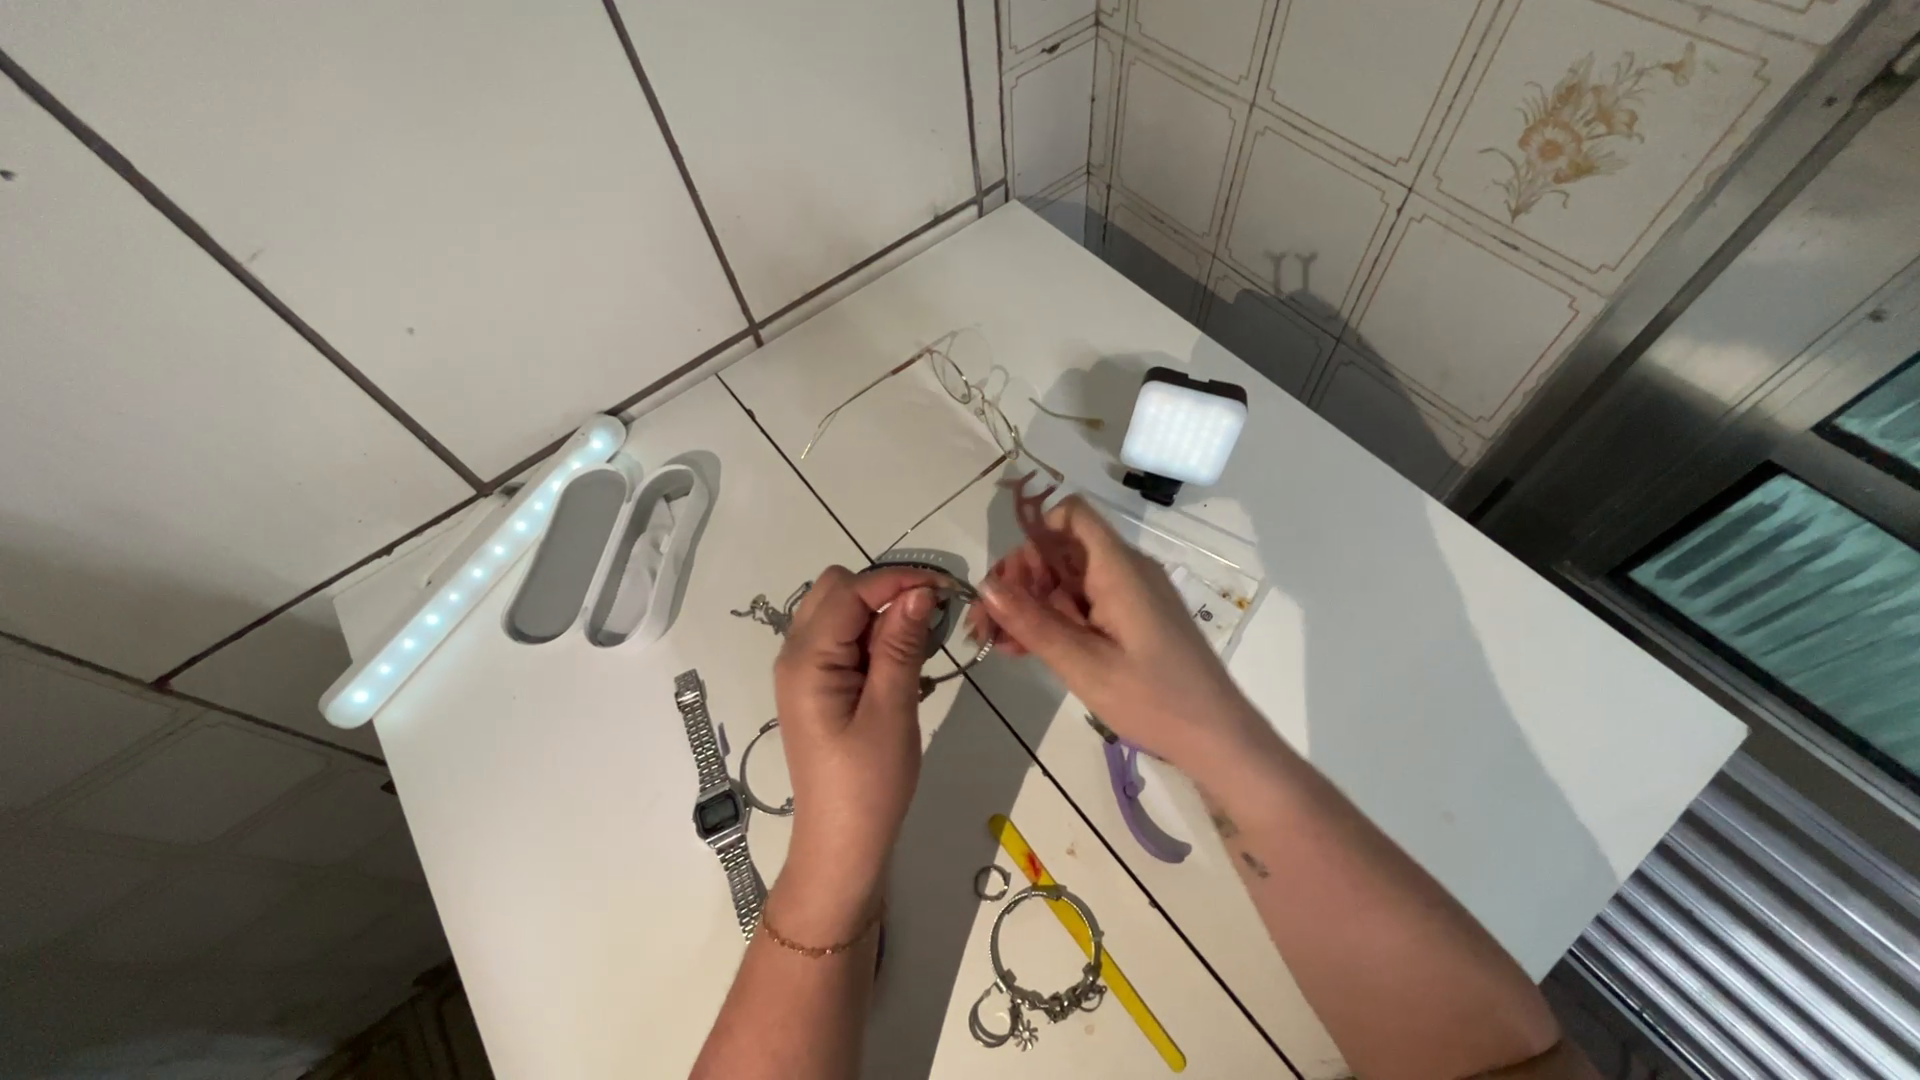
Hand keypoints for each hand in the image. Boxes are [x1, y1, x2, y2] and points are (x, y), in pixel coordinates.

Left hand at [770, 564, 939, 935]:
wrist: (842, 844)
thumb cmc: (868, 783)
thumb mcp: (892, 710)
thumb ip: (901, 645)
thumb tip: (920, 591)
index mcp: (806, 660)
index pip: (850, 591)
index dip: (897, 580)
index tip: (945, 590)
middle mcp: (795, 655)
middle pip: (836, 591)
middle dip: (884, 592)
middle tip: (929, 620)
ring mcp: (803, 671)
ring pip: (840, 613)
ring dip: (880, 616)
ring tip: (920, 647)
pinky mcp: (817, 687)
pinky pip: (843, 641)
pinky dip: (873, 640)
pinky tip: (902, 669)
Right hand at [977, 496, 1261, 774]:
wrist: (1216, 736)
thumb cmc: (1154, 700)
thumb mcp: (1085, 665)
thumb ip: (1034, 623)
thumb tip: (986, 585)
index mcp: (1118, 569)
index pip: (1071, 515)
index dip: (1033, 536)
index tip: (1009, 583)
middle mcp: (1125, 570)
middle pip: (1060, 551)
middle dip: (1018, 581)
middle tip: (986, 626)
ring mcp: (1129, 595)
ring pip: (1067, 581)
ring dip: (1030, 606)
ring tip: (998, 644)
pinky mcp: (1131, 618)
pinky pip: (1083, 605)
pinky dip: (1054, 621)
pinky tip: (1024, 650)